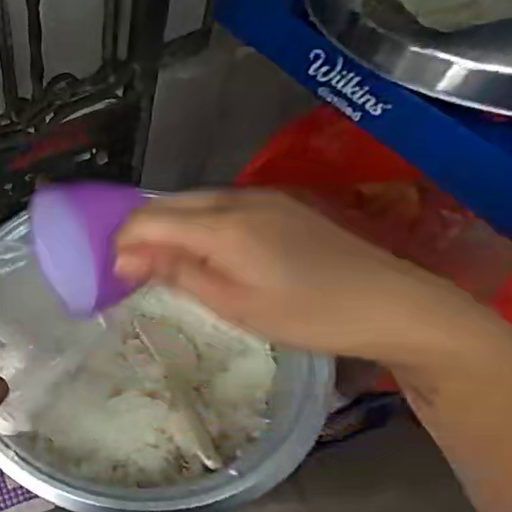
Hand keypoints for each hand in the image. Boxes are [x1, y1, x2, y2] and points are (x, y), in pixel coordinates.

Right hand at [113, 189, 497, 366]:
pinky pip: (220, 204)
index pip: (149, 219)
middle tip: (135, 273)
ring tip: (166, 265)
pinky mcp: (281, 202)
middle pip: (167, 203)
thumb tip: (128, 259)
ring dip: (169, 227)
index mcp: (223, 226)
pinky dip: (198, 223)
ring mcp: (262, 196)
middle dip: (141, 233)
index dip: (123, 244)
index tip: (117, 276)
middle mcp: (237, 198)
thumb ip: (180, 274)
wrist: (394, 303)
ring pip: (193, 201)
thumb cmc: (312, 315)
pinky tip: (206, 251)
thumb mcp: (237, 306)